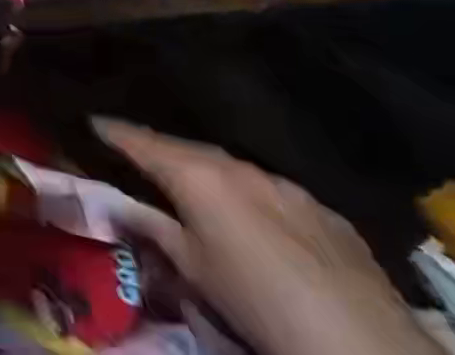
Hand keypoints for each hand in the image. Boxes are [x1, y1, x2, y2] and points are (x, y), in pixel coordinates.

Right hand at [94, 118, 442, 354]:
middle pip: (184, 148)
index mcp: (195, 175)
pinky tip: (253, 218)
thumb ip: (151, 227)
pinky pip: (271, 191)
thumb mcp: (190, 268)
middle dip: (158, 150)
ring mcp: (286, 186)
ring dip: (206, 171)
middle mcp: (237, 167)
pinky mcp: (325, 211)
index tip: (89, 121)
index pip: (138, 140)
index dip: (111, 130)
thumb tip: (117, 203)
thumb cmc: (255, 302)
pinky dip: (248, 194)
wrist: (365, 345)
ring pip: (231, 167)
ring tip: (192, 184)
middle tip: (135, 153)